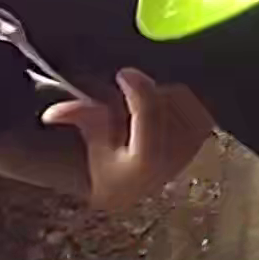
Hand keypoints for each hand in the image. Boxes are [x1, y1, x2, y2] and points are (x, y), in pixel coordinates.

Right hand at [42, 68, 214, 209]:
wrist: (135, 186)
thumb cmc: (109, 167)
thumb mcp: (92, 148)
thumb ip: (84, 123)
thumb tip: (53, 113)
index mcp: (145, 163)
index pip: (149, 116)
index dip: (139, 90)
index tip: (124, 73)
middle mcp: (175, 156)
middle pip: (165, 102)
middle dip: (145, 91)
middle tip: (127, 88)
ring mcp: (194, 144)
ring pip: (180, 97)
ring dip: (159, 92)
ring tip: (141, 103)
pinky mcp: (205, 133)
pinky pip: (192, 98)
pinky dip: (176, 96)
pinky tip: (160, 104)